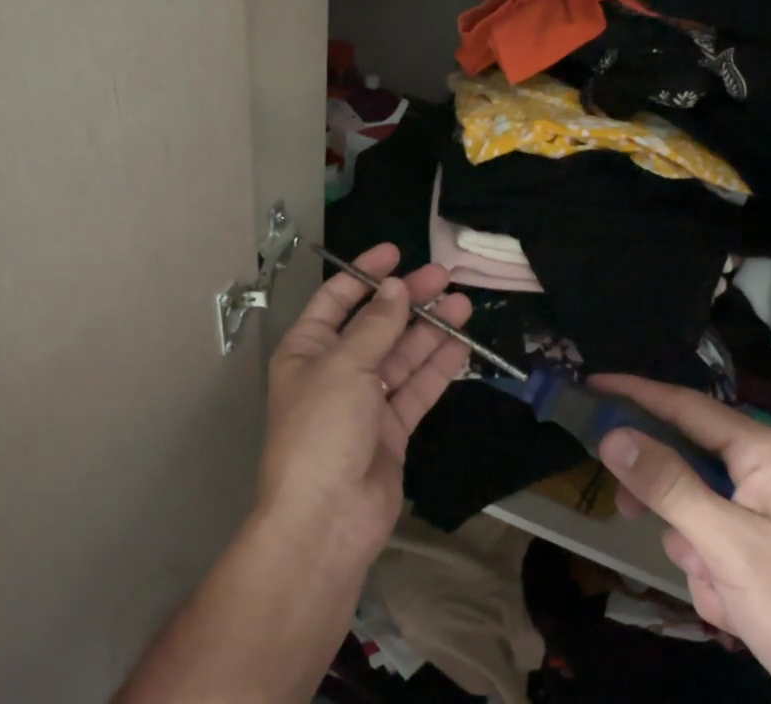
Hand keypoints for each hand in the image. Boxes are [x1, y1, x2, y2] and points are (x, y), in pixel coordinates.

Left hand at [255, 243, 471, 565]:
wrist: (326, 518)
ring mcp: (364, 402)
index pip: (336, 300)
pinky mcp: (391, 431)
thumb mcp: (344, 367)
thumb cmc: (321, 430)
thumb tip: (396, 288)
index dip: (364, 275)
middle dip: (408, 301)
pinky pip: (416, 390)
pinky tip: (460, 345)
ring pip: (401, 356)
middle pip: (376, 325)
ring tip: (464, 304)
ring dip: (430, 331)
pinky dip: (437, 368)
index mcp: (306, 351)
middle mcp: (334, 371)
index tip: (396, 253)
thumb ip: (375, 327)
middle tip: (445, 277)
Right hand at [591, 375, 770, 703]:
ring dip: (697, 554)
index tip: (589, 384)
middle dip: (668, 501)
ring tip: (726, 595)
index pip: (690, 407)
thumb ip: (667, 485)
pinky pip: (723, 550)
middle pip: (692, 463)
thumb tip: (611, 435)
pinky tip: (741, 615)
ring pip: (703, 514)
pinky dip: (719, 579)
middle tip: (626, 511)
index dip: (636, 393)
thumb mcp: (728, 546)